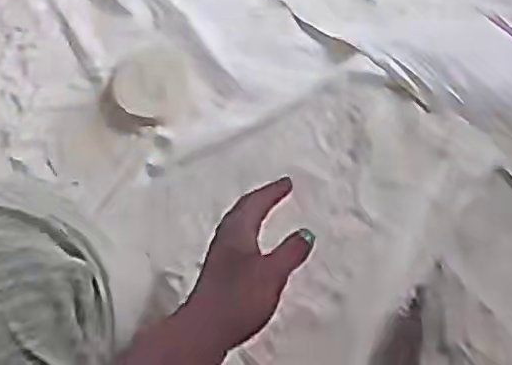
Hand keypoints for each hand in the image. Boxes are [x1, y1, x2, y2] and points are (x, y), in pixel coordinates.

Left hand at [180, 177, 314, 350]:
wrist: (205, 328)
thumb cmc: (237, 298)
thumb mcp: (272, 274)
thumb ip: (290, 252)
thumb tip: (306, 234)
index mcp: (238, 229)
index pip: (257, 201)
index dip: (273, 191)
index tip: (287, 182)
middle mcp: (226, 234)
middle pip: (244, 206)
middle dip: (262, 196)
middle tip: (277, 190)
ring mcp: (219, 250)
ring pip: (238, 220)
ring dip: (252, 210)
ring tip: (264, 208)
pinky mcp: (218, 267)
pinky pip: (235, 234)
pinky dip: (247, 227)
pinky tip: (250, 242)